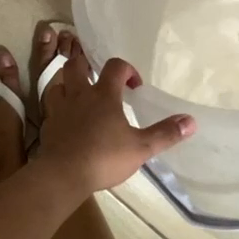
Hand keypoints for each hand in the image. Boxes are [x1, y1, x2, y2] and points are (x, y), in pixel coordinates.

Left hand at [37, 55, 194, 194]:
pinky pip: (51, 107)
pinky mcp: (48, 124)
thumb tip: (191, 121)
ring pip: (58, 82)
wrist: (63, 174)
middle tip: (98, 77)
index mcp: (103, 95)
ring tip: (78, 93)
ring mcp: (60, 108)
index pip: (115, 66)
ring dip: (68, 82)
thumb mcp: (141, 148)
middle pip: (77, 65)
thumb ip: (165, 133)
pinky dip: (58, 107)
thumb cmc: (104, 157)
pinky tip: (65, 118)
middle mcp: (79, 94)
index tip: (134, 86)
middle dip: (87, 65)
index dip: (127, 70)